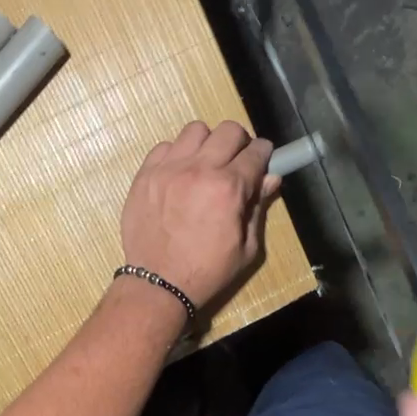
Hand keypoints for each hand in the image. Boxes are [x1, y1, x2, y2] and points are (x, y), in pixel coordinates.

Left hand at [119, 121, 278, 305]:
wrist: (158, 285)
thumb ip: (258, 208)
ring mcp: (168, 169)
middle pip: (228, 131)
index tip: (262, 160)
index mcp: (228, 188)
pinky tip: (179, 175)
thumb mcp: (246, 248)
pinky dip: (176, 154)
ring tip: (204, 165)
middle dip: (239, 143)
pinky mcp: (145, 175)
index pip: (256, 152)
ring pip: (195, 130)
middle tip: (235, 162)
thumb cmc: (207, 272)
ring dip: (207, 143)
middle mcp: (199, 170)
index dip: (264, 154)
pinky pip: (165, 146)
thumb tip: (271, 178)